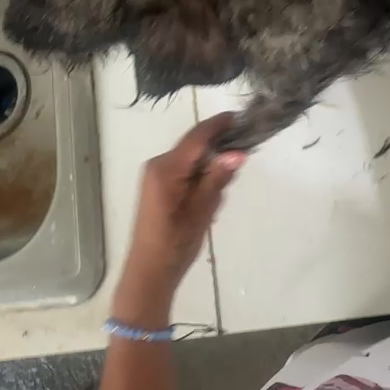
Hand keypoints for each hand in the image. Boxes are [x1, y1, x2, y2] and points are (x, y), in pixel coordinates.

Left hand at [114, 113, 246, 325]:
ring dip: (209, 170)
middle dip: (218, 152)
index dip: (218, 125)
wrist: (149, 272)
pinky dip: (199, 178)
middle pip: (194, 147)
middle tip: (239, 170)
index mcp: (166, 168)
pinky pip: (184, 171)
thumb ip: (217, 178)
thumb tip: (238, 152)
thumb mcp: (202, 211)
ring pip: (191, 160)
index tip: (241, 116)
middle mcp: (158, 165)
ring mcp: (155, 175)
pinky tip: (208, 201)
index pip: (197, 137)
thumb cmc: (175, 244)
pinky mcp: (158, 186)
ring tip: (219, 199)